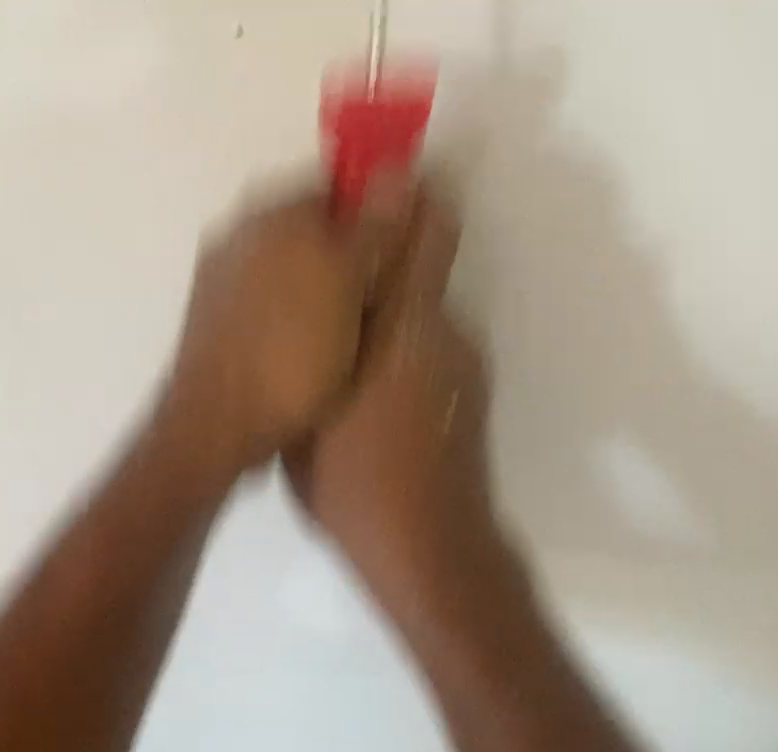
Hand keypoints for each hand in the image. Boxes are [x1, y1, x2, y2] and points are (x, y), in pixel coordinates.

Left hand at [157, 182, 412, 477]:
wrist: (214, 426)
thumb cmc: (290, 356)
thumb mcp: (349, 286)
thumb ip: (376, 228)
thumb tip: (402, 173)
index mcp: (271, 212)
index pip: (337, 189)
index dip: (377, 218)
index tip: (399, 258)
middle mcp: (236, 233)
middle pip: (310, 232)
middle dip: (347, 259)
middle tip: (379, 302)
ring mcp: (216, 280)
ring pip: (286, 272)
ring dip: (317, 293)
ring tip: (346, 337)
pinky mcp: (209, 324)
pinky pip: (263, 307)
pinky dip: (288, 320)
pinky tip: (305, 355)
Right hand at [284, 188, 497, 588]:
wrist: (426, 547)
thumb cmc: (350, 481)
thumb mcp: (308, 413)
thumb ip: (314, 352)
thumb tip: (311, 313)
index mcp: (401, 324)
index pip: (424, 228)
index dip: (406, 193)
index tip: (374, 178)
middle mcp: (442, 330)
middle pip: (424, 263)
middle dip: (383, 256)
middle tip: (334, 277)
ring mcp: (463, 362)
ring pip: (424, 311)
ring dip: (389, 311)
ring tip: (343, 347)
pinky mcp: (470, 394)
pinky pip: (431, 348)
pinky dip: (403, 350)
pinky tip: (372, 394)